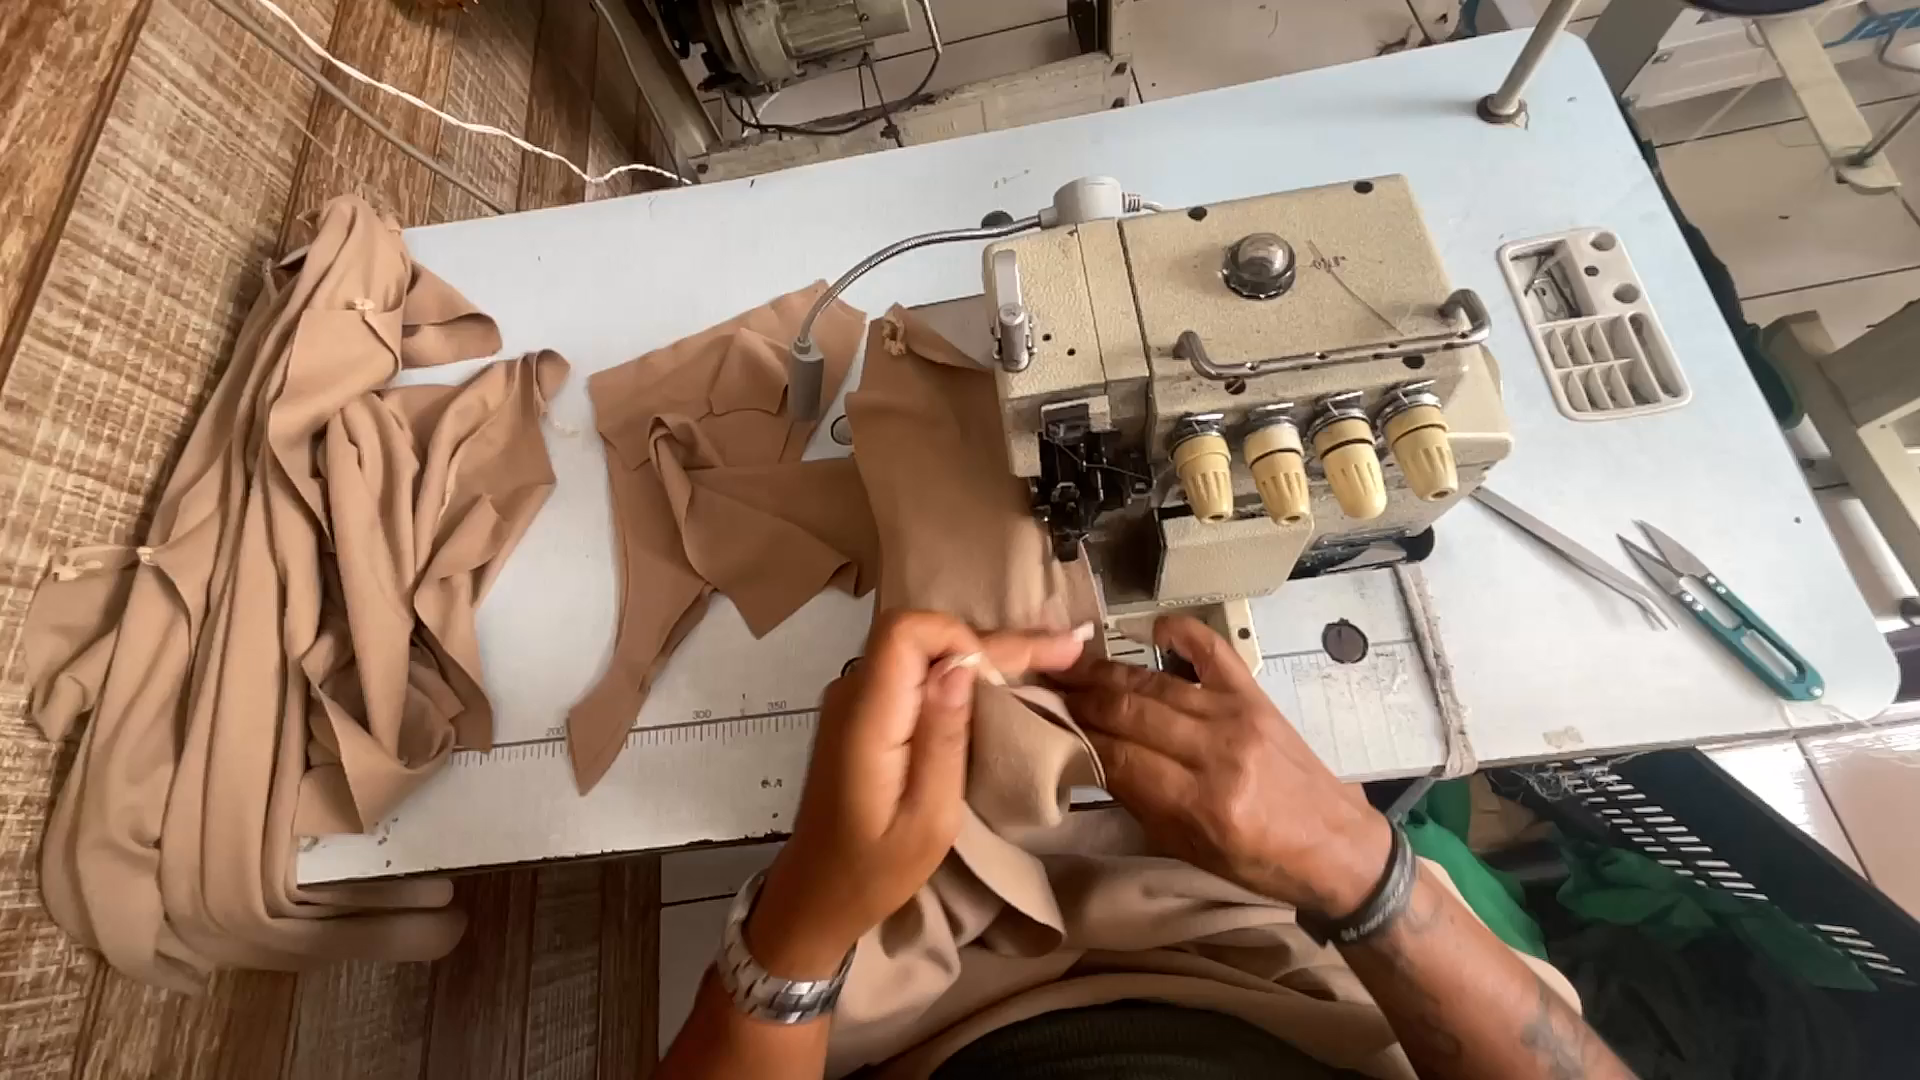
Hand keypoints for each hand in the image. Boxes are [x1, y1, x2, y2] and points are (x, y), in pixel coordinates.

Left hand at [746, 610, 1086, 977]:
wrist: (817, 892)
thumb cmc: (875, 870)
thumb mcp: (927, 819)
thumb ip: (943, 737)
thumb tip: (961, 666)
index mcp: (866, 718)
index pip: (905, 632)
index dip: (958, 637)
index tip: (1000, 677)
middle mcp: (852, 691)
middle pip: (919, 634)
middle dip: (992, 640)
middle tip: (1063, 644)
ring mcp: (853, 697)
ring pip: (920, 646)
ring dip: (980, 651)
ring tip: (1045, 654)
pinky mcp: (863, 708)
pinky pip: (913, 669)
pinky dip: (958, 670)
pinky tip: (999, 677)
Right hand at [1052, 615, 1392, 918]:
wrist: (1336, 846)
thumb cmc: (1258, 859)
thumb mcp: (1188, 848)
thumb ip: (1138, 800)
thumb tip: (1089, 755)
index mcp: (1201, 802)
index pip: (1118, 756)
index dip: (1076, 737)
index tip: (1045, 722)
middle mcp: (1216, 751)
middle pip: (1129, 711)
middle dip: (1080, 699)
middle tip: (1045, 688)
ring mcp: (1236, 715)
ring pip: (1154, 682)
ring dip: (1106, 671)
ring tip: (1070, 665)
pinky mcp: (1253, 695)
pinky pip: (1212, 651)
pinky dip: (1181, 632)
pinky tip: (1151, 627)